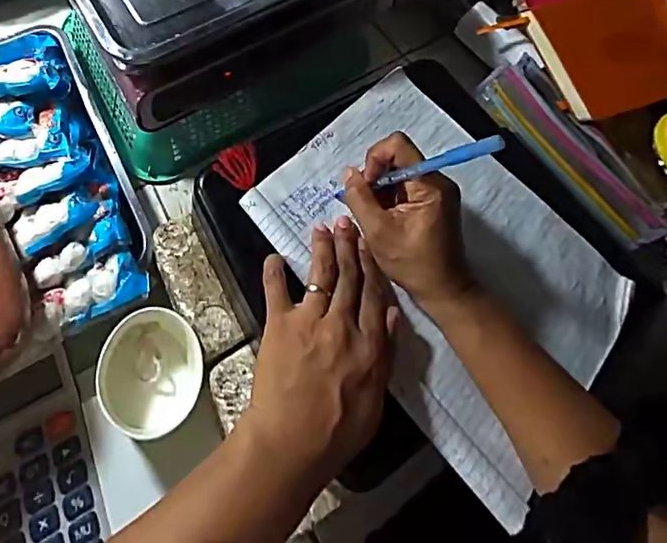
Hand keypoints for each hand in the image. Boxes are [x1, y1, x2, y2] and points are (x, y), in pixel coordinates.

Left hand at [241, 218, 395, 486]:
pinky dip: (274, 272)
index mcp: (367, 345)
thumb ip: (386, 355)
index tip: (370, 243)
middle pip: (348, 278)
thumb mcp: (376, 401)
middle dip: (349, 246)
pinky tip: (274, 256)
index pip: (373, 295)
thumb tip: (393, 314)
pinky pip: (275, 291)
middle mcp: (340, 326)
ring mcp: (308, 322)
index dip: (372, 265)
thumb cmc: (337, 432)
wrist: (290, 444)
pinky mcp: (279, 325)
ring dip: (322, 249)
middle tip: (347, 221)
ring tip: (322, 228)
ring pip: (320, 276)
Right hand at [340, 132, 478, 310]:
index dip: (375, 158)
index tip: (366, 184)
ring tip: (374, 214)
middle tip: (365, 202)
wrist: (444, 292)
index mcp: (430, 184)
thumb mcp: (378, 232)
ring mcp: (437, 190)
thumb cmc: (413, 265)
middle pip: (397, 157)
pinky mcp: (433, 200)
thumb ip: (360, 198)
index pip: (397, 145)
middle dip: (375, 175)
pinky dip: (389, 196)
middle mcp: (437, 180)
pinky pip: (405, 184)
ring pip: (399, 171)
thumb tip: (349, 172)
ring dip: (380, 188)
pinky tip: (383, 218)